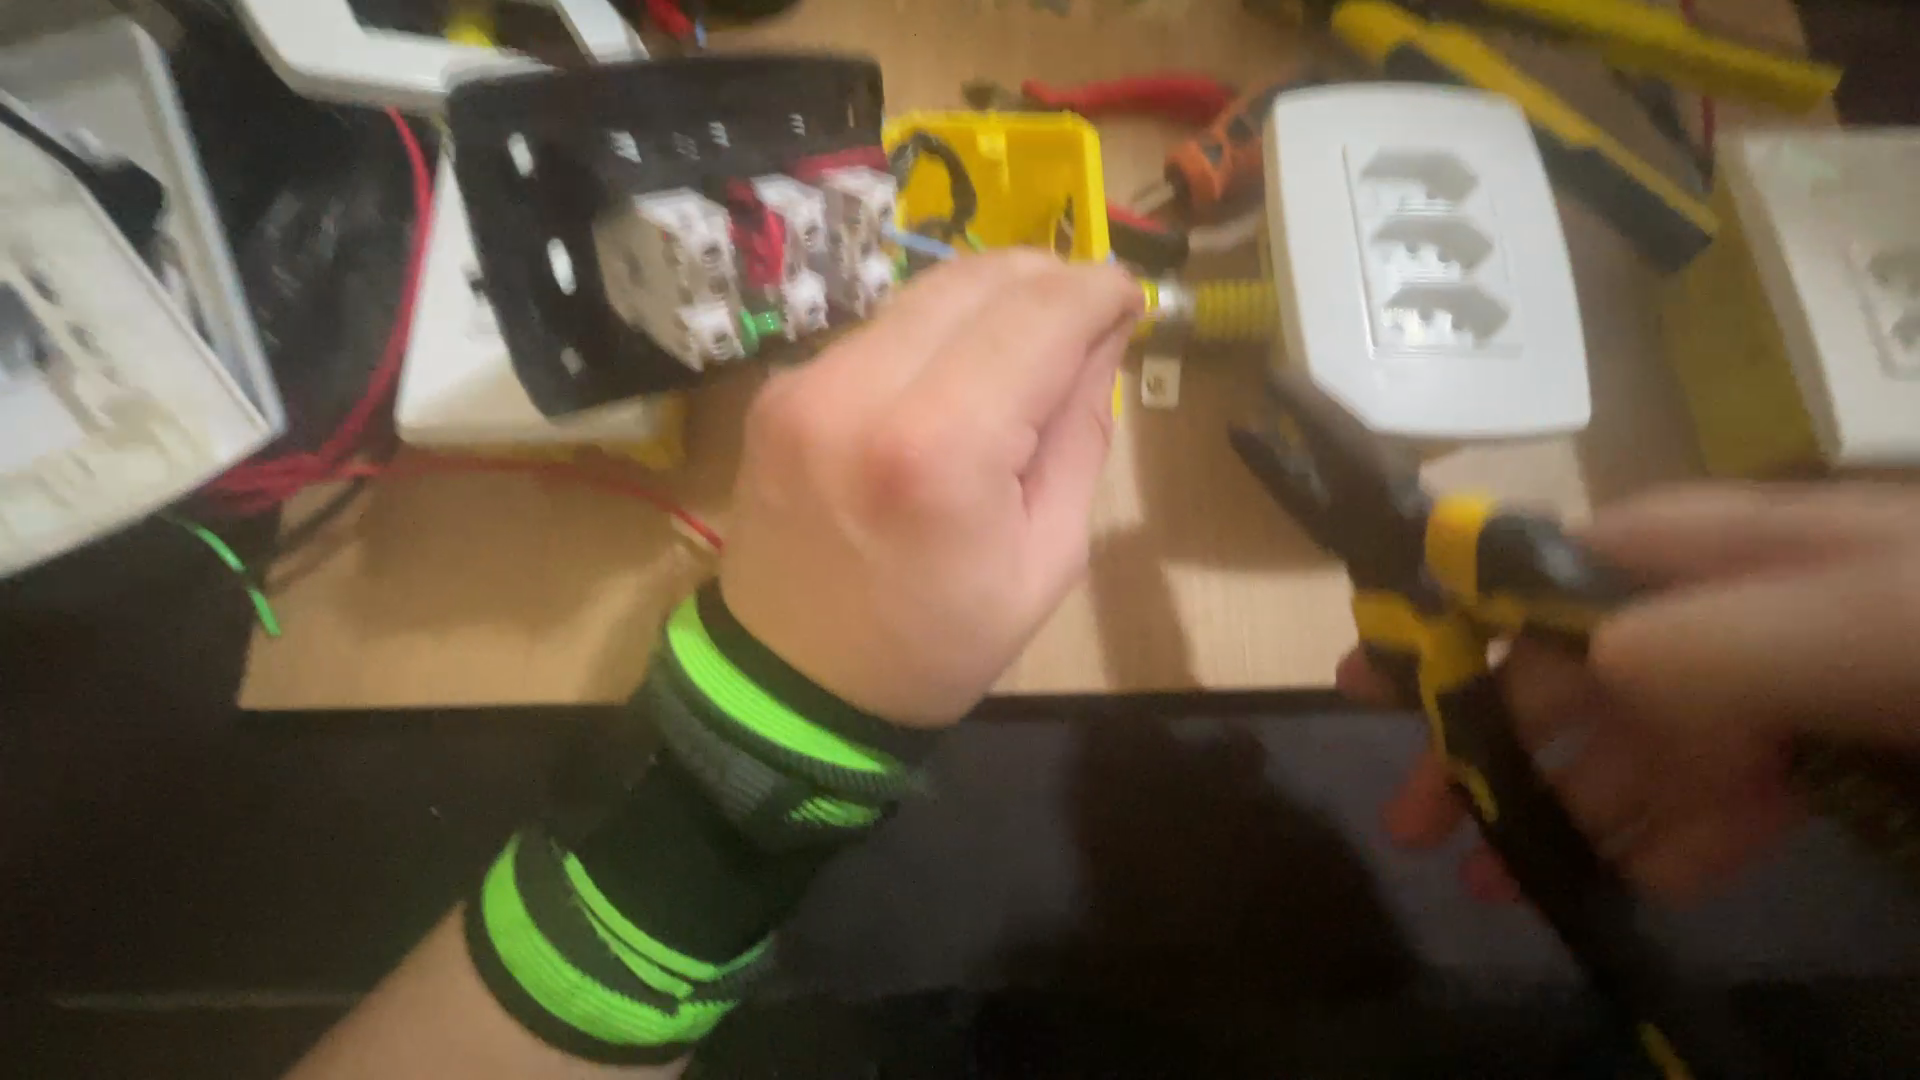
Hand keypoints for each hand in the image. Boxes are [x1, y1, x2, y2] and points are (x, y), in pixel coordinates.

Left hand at [719, 251, 1139, 727]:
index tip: (1128, 296)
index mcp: (942, 450)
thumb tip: (1099, 339)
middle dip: (1045, 279)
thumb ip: (1080, 434)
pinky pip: (876, 334)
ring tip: (1024, 348)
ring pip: (921, 296)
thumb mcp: (1046, 559)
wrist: (795, 685)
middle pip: (974, 282)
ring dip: (987, 305)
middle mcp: (861, 392)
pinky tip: (951, 380)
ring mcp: (805, 385)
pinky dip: (930, 337)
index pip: (1037, 317)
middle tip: (1083, 314)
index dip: (1097, 290)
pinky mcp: (778, 392)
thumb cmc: (937, 642)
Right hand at [1341, 484, 1919, 902]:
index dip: (1441, 618)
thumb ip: (1727, 635)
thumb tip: (1584, 669)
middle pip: (1551, 670)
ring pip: (1613, 744)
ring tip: (1470, 872)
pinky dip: (1639, 841)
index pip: (1531, 573)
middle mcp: (1708, 611)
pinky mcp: (1812, 759)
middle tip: (1399, 803)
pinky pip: (1696, 799)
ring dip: (1539, 805)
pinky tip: (1593, 884)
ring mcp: (1760, 689)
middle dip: (1468, 734)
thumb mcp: (1889, 623)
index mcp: (1703, 555)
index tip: (1370, 675)